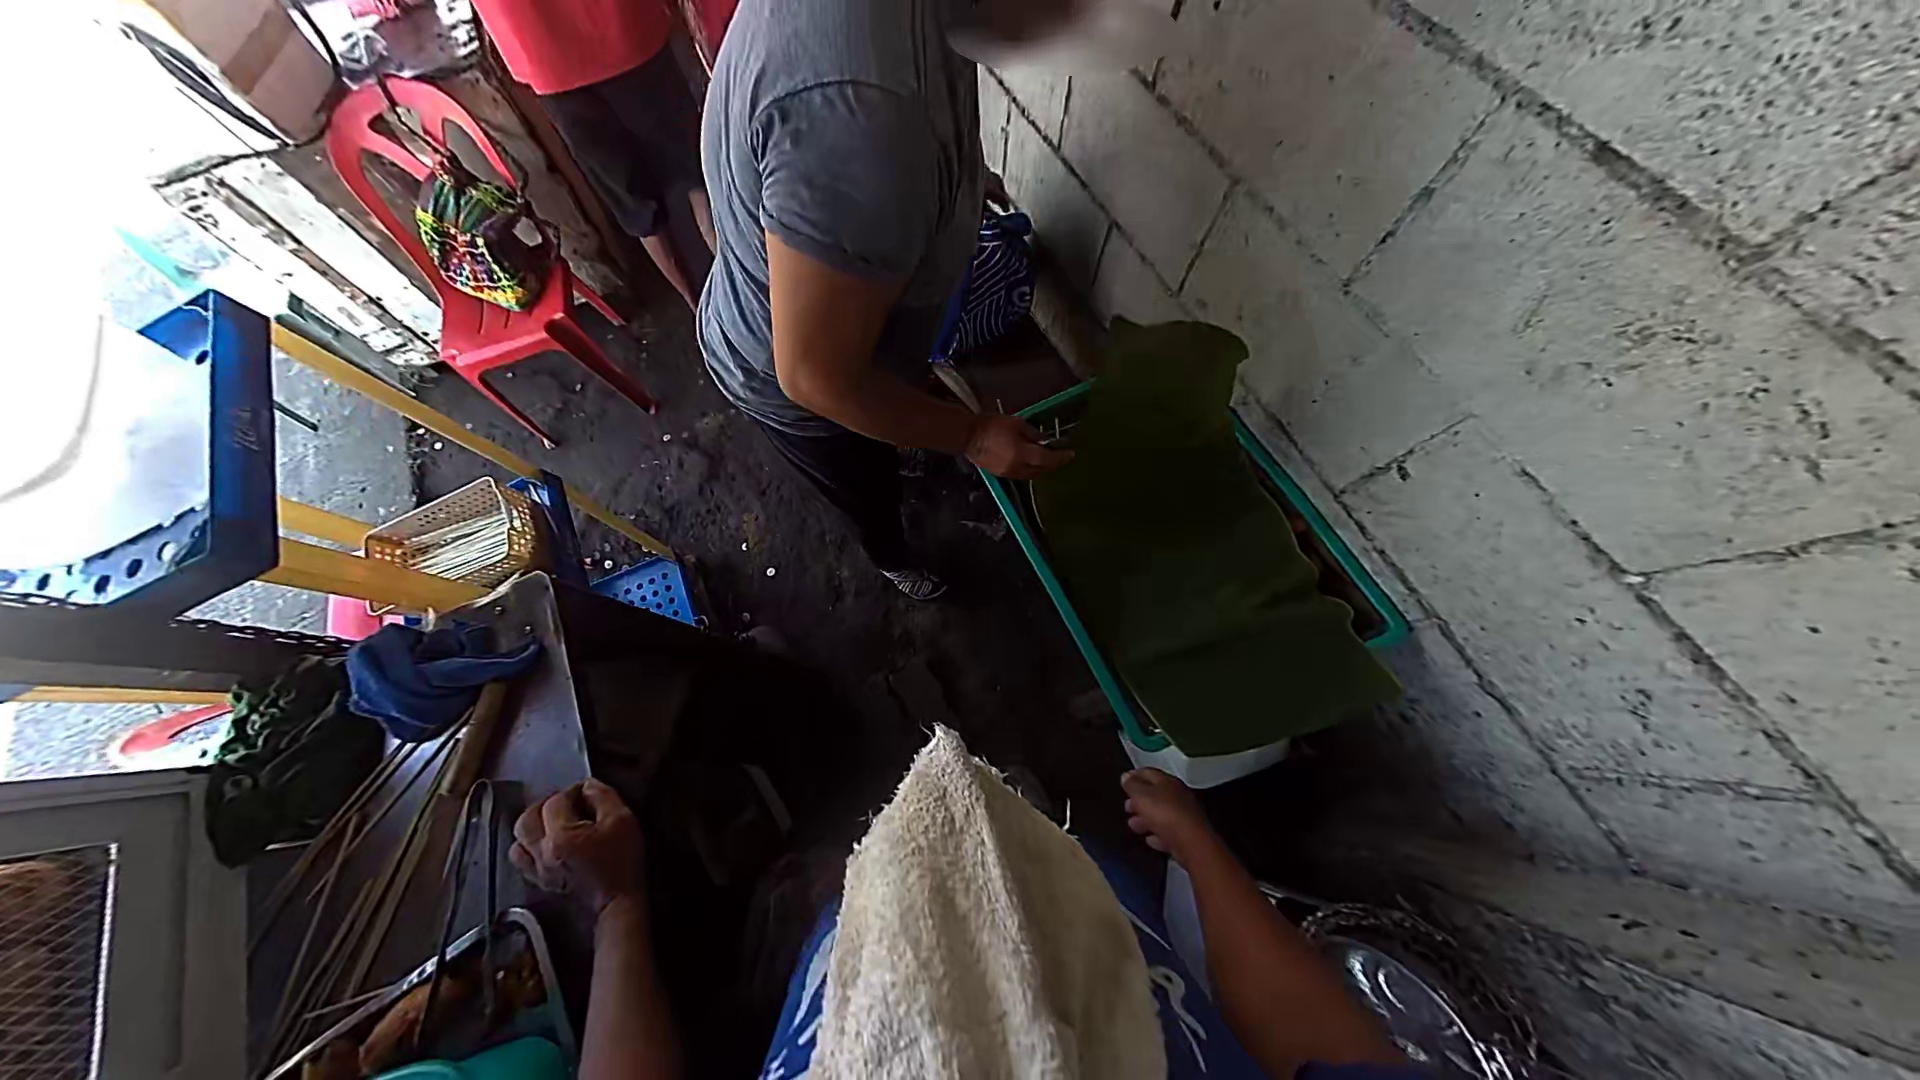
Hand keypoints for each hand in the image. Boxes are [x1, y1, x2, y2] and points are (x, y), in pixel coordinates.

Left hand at [510, 779, 643, 914]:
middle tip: (567, 802)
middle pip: (526, 818)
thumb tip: (587, 785)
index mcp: (561, 836)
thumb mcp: (622, 819)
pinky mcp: (537, 880)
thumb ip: (603, 797)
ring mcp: (535, 869)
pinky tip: (547, 842)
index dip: (572, 790)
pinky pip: (520, 858)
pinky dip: (529, 845)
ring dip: (533, 825)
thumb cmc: (622, 859)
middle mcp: (540, 853)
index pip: (555, 801)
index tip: (588, 791)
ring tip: (554, 821)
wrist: (616, 901)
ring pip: (518, 839)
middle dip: (546, 804)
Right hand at [964, 413, 1072, 478]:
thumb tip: (1046, 441)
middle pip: (1041, 471)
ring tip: (1047, 460)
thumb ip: (1033, 434)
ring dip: (1041, 469)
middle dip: (1052, 465)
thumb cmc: (992, 425)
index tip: (1070, 454)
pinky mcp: (1000, 474)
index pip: (1047, 459)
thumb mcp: (1017, 424)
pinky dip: (1030, 470)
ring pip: (1031, 475)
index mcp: (1022, 455)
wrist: (967, 435)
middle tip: (1061, 457)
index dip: (1060, 457)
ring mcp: (1008, 474)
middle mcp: (1017, 468)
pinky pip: (1021, 475)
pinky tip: (1031, 463)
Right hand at [1122, 768, 1220, 866]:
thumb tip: (1126, 776)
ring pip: (1161, 814)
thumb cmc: (1164, 814)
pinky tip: (1150, 839)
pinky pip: (1169, 832)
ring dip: (1146, 819)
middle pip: (1155, 794)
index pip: (1149, 773)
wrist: (1193, 844)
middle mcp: (1178, 796)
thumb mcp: (1142, 796)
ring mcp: (1184, 816)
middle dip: (1139, 800)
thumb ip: (1132, 786)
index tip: (1123, 781)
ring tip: (1133, 825)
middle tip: (1127, 807)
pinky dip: (1158, 834)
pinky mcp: (1187, 836)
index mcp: (1168, 782)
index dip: (1134, 776)